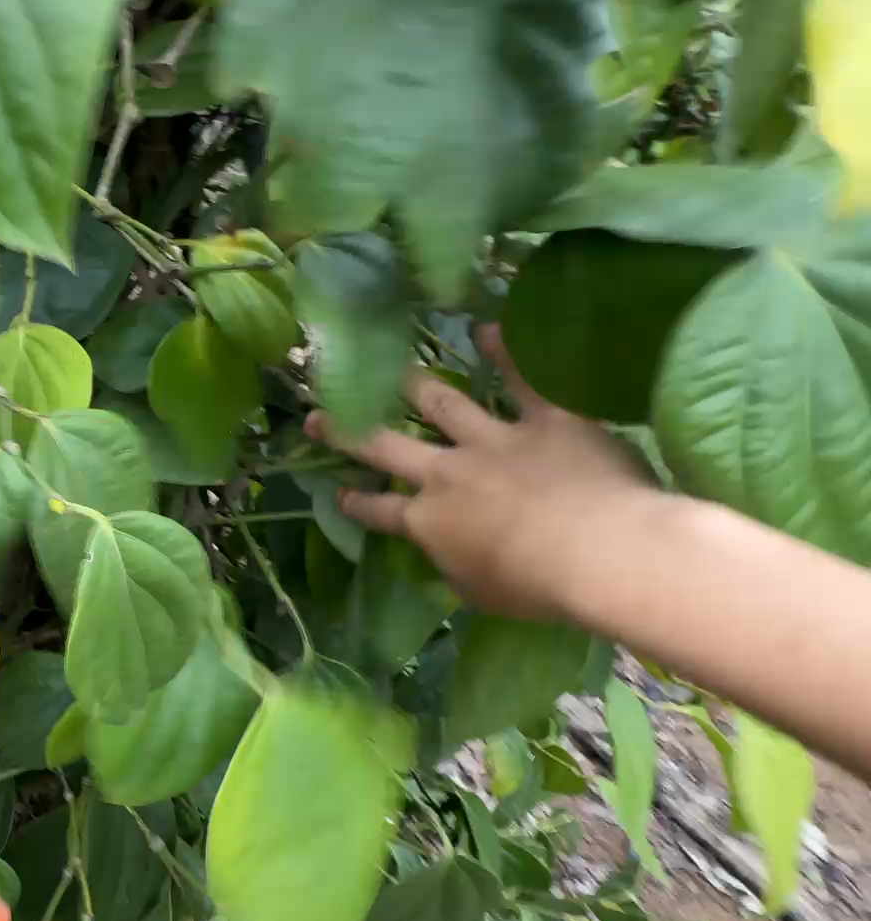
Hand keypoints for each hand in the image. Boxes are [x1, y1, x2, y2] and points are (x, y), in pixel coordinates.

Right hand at [306, 326, 667, 623]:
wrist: (604, 554)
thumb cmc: (536, 586)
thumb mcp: (478, 591)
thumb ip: (455, 564)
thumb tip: (451, 554)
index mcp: (427, 520)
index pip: (378, 509)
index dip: (355, 502)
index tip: (339, 492)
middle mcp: (447, 474)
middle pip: (384, 446)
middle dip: (345, 432)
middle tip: (317, 415)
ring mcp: (495, 443)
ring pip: (442, 405)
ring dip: (413, 384)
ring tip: (391, 366)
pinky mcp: (549, 423)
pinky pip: (526, 384)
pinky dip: (507, 355)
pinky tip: (489, 329)